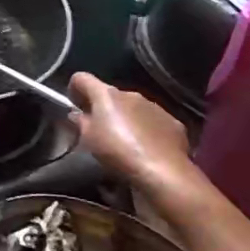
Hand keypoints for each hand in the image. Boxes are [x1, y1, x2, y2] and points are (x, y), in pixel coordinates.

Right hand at [67, 72, 195, 192]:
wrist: (165, 173)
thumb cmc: (117, 151)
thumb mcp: (87, 138)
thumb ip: (81, 121)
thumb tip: (79, 115)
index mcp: (106, 94)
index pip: (81, 78)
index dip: (75, 89)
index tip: (76, 107)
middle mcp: (131, 94)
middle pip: (110, 94)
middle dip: (104, 107)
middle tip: (100, 128)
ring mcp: (156, 108)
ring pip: (133, 107)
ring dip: (126, 117)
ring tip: (126, 140)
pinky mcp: (174, 123)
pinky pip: (153, 120)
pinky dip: (147, 128)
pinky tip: (147, 147)